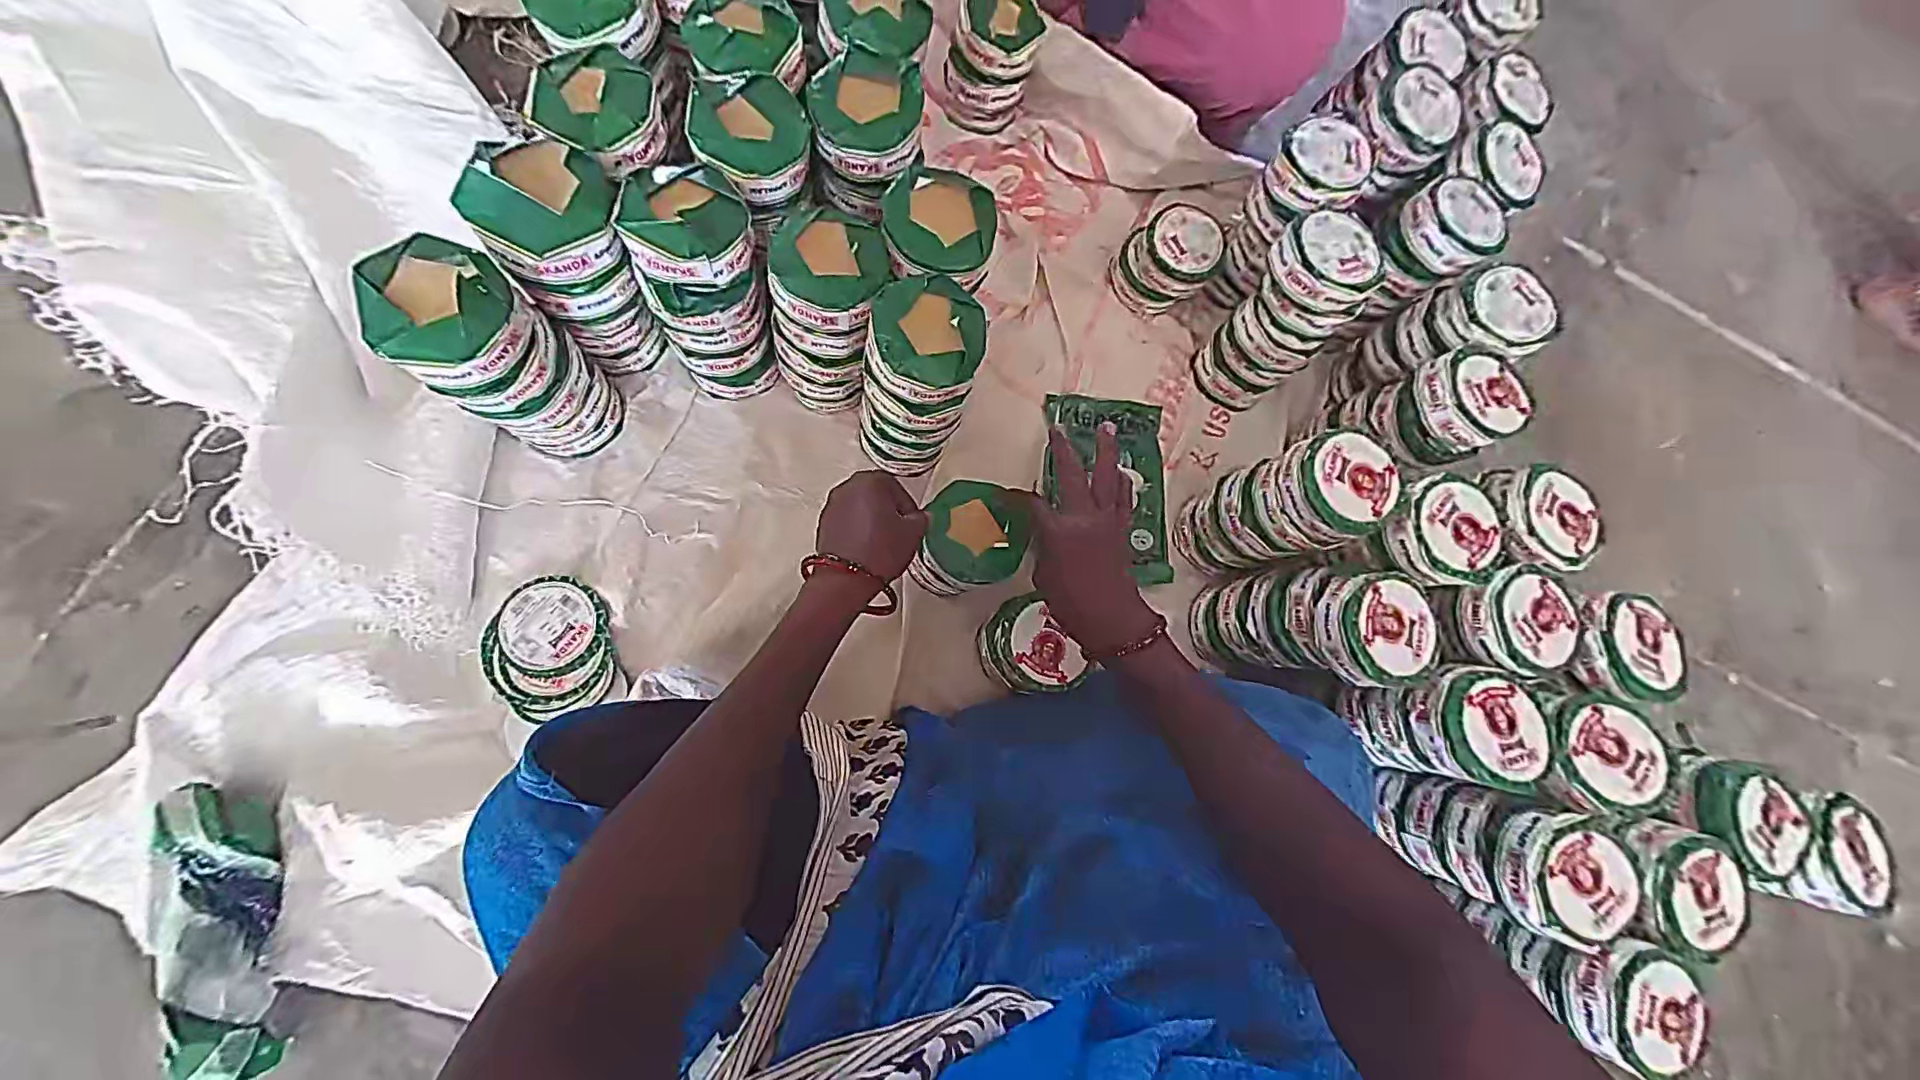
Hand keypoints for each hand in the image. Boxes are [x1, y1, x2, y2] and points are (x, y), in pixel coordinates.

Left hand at [815, 470, 929, 582]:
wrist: (847, 578)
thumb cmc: (880, 551)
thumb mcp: (913, 533)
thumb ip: (920, 518)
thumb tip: (919, 517)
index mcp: (871, 481)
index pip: (895, 486)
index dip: (907, 504)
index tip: (912, 519)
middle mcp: (848, 488)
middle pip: (873, 493)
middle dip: (887, 508)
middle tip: (898, 528)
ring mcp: (833, 506)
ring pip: (858, 506)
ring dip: (870, 518)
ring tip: (882, 540)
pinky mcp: (823, 524)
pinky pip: (845, 520)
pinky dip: (856, 528)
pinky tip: (866, 546)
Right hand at [1028, 425, 1160, 653]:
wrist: (1113, 620)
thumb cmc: (1071, 604)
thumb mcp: (1043, 576)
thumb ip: (1043, 549)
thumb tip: (1046, 536)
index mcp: (1058, 530)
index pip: (1032, 504)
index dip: (1016, 497)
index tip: (1005, 492)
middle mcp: (1084, 517)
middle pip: (1073, 475)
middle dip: (1063, 450)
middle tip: (1058, 428)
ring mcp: (1107, 520)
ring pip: (1108, 477)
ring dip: (1107, 451)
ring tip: (1108, 428)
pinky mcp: (1122, 529)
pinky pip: (1123, 498)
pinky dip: (1123, 482)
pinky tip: (1123, 472)